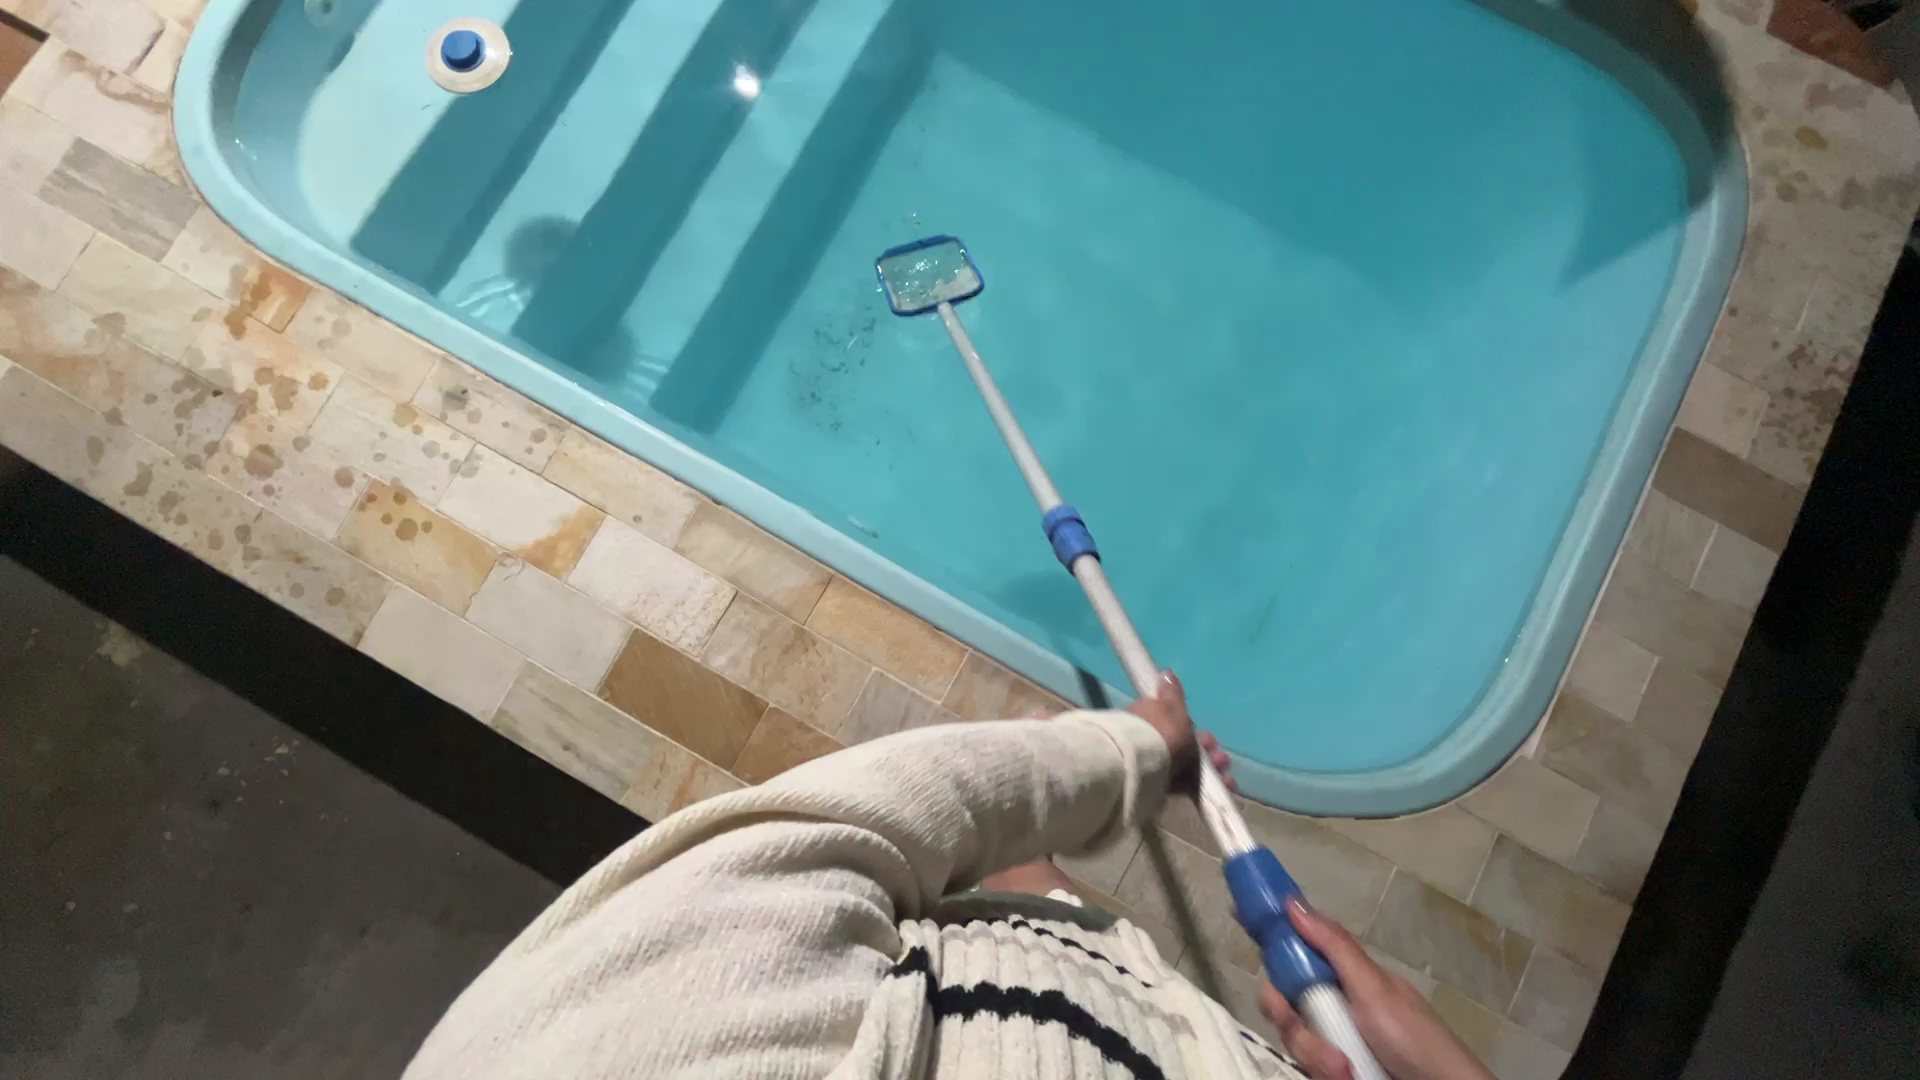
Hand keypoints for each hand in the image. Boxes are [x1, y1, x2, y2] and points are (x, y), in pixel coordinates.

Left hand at [1125, 672, 1235, 793]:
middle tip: (1221, 758)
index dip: (1193, 729)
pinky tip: (1223, 789)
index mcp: (1151, 717)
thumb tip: (1166, 672)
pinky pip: (1185, 784)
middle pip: (1183, 745)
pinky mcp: (1159, 785)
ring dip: (1211, 770)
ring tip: (1225, 777)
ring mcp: (1154, 763)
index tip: (1208, 736)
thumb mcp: (1172, 708)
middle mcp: (1151, 740)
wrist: (1145, 764)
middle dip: (1207, 751)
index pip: (1174, 721)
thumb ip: (1172, 694)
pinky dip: (1204, 787)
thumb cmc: (1163, 731)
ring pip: (1188, 765)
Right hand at [1260, 901, 1493, 1079]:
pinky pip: (1305, 1064)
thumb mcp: (1374, 987)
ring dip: (1311, 1052)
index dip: (1265, 930)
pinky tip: (1344, 1077)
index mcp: (1340, 975)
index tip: (1236, 912)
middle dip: (1282, 1009)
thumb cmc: (1414, 1039)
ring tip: (1343, 1069)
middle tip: (1289, 1016)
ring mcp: (1329, 1042)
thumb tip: (1291, 899)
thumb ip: (1332, 946)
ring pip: (1289, 1035)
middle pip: (1279, 993)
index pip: (1294, 945)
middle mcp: (1329, 1004)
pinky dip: (1323, 1072)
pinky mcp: (1331, 1072)